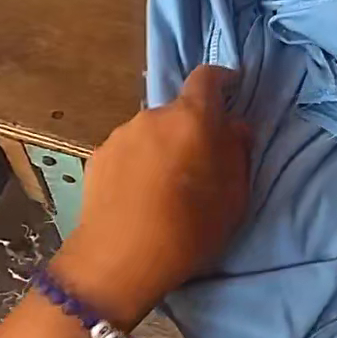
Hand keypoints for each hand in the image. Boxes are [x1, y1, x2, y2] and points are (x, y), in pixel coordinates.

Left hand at [49, 66, 249, 326]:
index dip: (222, 79)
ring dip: (163, 147)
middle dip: (192, 129)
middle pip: (179, 112)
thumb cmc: (189, 229)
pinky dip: (139, 163)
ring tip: (165, 186)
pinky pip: (129, 151)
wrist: (120, 260)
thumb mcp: (233, 196)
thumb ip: (238, 152)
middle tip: (200, 163)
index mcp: (191, 118)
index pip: (207, 77)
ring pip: (152, 132)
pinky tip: (139, 196)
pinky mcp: (98, 157)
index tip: (231, 88)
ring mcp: (120, 135)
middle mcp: (153, 116)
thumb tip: (234, 126)